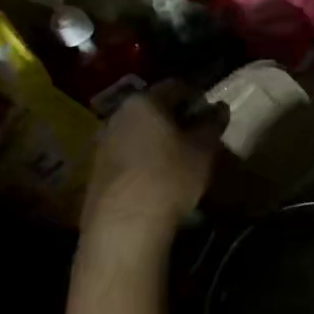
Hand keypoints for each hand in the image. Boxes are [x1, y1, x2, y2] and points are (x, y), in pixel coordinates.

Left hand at [84, 81, 226, 234]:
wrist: (123, 228)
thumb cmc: (169, 177)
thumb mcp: (203, 149)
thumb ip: (212, 124)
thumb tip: (219, 107)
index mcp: (144, 100)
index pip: (177, 86)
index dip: (198, 97)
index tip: (213, 114)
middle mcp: (118, 114)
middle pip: (154, 108)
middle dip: (177, 119)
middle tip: (199, 137)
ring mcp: (103, 143)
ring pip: (138, 132)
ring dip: (159, 141)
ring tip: (180, 160)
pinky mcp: (95, 171)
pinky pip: (126, 155)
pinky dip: (144, 160)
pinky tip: (157, 180)